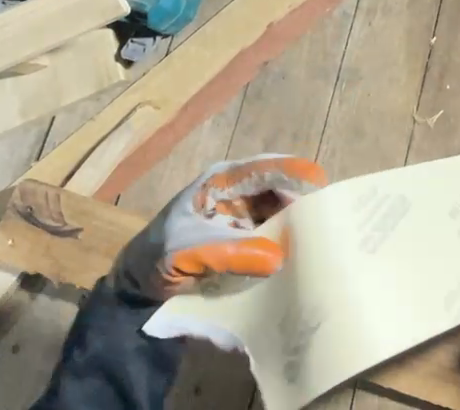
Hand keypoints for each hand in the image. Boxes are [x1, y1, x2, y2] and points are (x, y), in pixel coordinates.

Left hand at [111, 154, 326, 304]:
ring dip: (294, 227)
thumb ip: (230, 251)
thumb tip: (278, 258)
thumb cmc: (156, 257)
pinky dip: (283, 246)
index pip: (267, 168)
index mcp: (223, 180)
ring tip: (318, 242)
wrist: (133, 291)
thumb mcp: (188, 251)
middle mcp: (238, 193)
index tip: (322, 187)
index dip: (296, 173)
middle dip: (301, 203)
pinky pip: (270, 238)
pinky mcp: (243, 242)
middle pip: (280, 190)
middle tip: (326, 222)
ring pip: (279, 214)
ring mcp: (242, 218)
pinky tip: (297, 260)